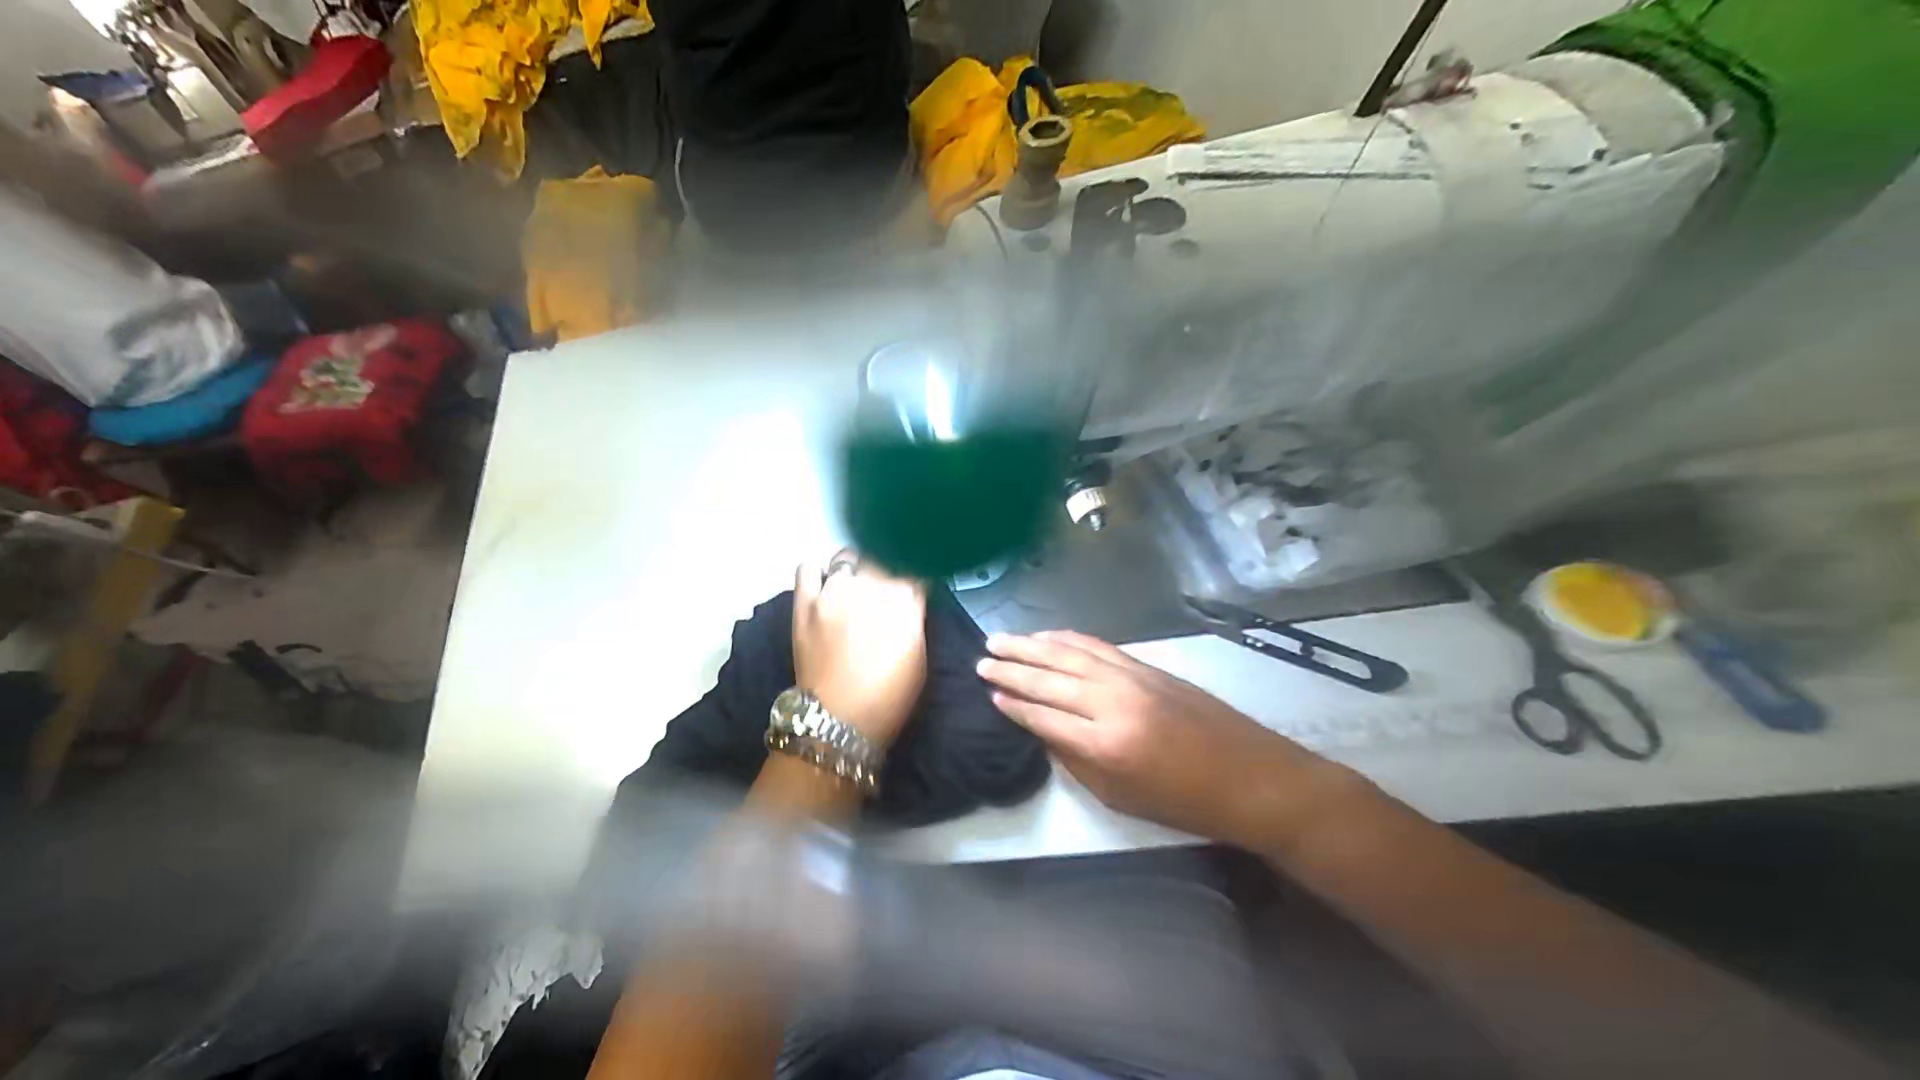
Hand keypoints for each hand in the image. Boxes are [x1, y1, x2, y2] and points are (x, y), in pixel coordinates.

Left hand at [792, 552, 927, 747]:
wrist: (839, 721)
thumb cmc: (890, 696)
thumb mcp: (918, 653)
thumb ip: (914, 614)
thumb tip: (911, 592)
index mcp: (904, 600)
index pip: (914, 563)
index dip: (916, 567)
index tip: (916, 575)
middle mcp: (869, 586)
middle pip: (883, 555)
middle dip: (889, 566)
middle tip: (887, 586)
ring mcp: (833, 591)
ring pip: (848, 558)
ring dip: (856, 569)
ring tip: (857, 586)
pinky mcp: (805, 602)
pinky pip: (808, 569)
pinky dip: (819, 572)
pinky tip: (826, 585)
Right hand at [977, 630, 1368, 852]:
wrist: (1249, 776)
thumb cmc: (1182, 801)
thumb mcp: (1118, 797)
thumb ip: (1074, 760)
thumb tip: (1043, 730)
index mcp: (1103, 744)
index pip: (1042, 716)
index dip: (1013, 704)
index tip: (989, 693)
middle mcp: (1111, 702)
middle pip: (1049, 678)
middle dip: (1011, 669)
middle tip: (981, 660)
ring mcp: (1130, 677)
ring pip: (1068, 653)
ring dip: (1031, 645)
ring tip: (1000, 639)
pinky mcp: (1146, 666)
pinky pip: (1096, 646)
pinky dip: (1067, 638)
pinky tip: (1047, 635)